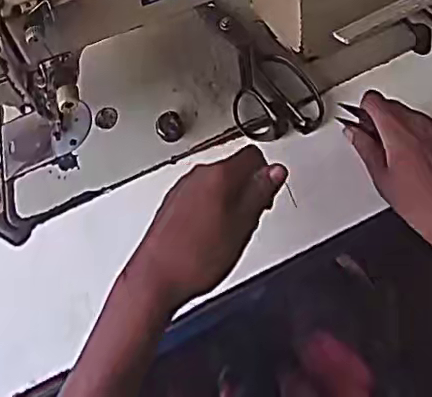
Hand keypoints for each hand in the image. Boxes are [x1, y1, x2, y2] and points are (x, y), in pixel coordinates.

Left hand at [124, 146, 285, 308]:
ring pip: (217, 180)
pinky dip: (212, 206)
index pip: (252, 154)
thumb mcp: (242, 227)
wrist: (155, 277)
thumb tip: (276, 171)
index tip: (269, 192)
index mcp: (219, 174)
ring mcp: (183, 186)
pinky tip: (211, 234)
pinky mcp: (173, 200)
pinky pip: (200, 192)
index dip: (267, 172)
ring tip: (232, 230)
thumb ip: (260, 194)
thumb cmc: (194, 257)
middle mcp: (199, 174)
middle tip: (253, 215)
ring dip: (230, 198)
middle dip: (249, 187)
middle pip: (234, 166)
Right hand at [344, 92, 431, 274]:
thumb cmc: (428, 210)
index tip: (363, 123)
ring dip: (408, 133)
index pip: (373, 99)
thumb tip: (355, 134)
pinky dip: (430, 142)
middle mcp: (422, 124)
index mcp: (398, 129)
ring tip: (408, 164)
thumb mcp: (384, 181)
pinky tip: (429, 168)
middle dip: (385, 123)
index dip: (364, 111)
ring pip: (417, 119)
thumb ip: (365, 149)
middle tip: (381, 148)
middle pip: (395, 107)